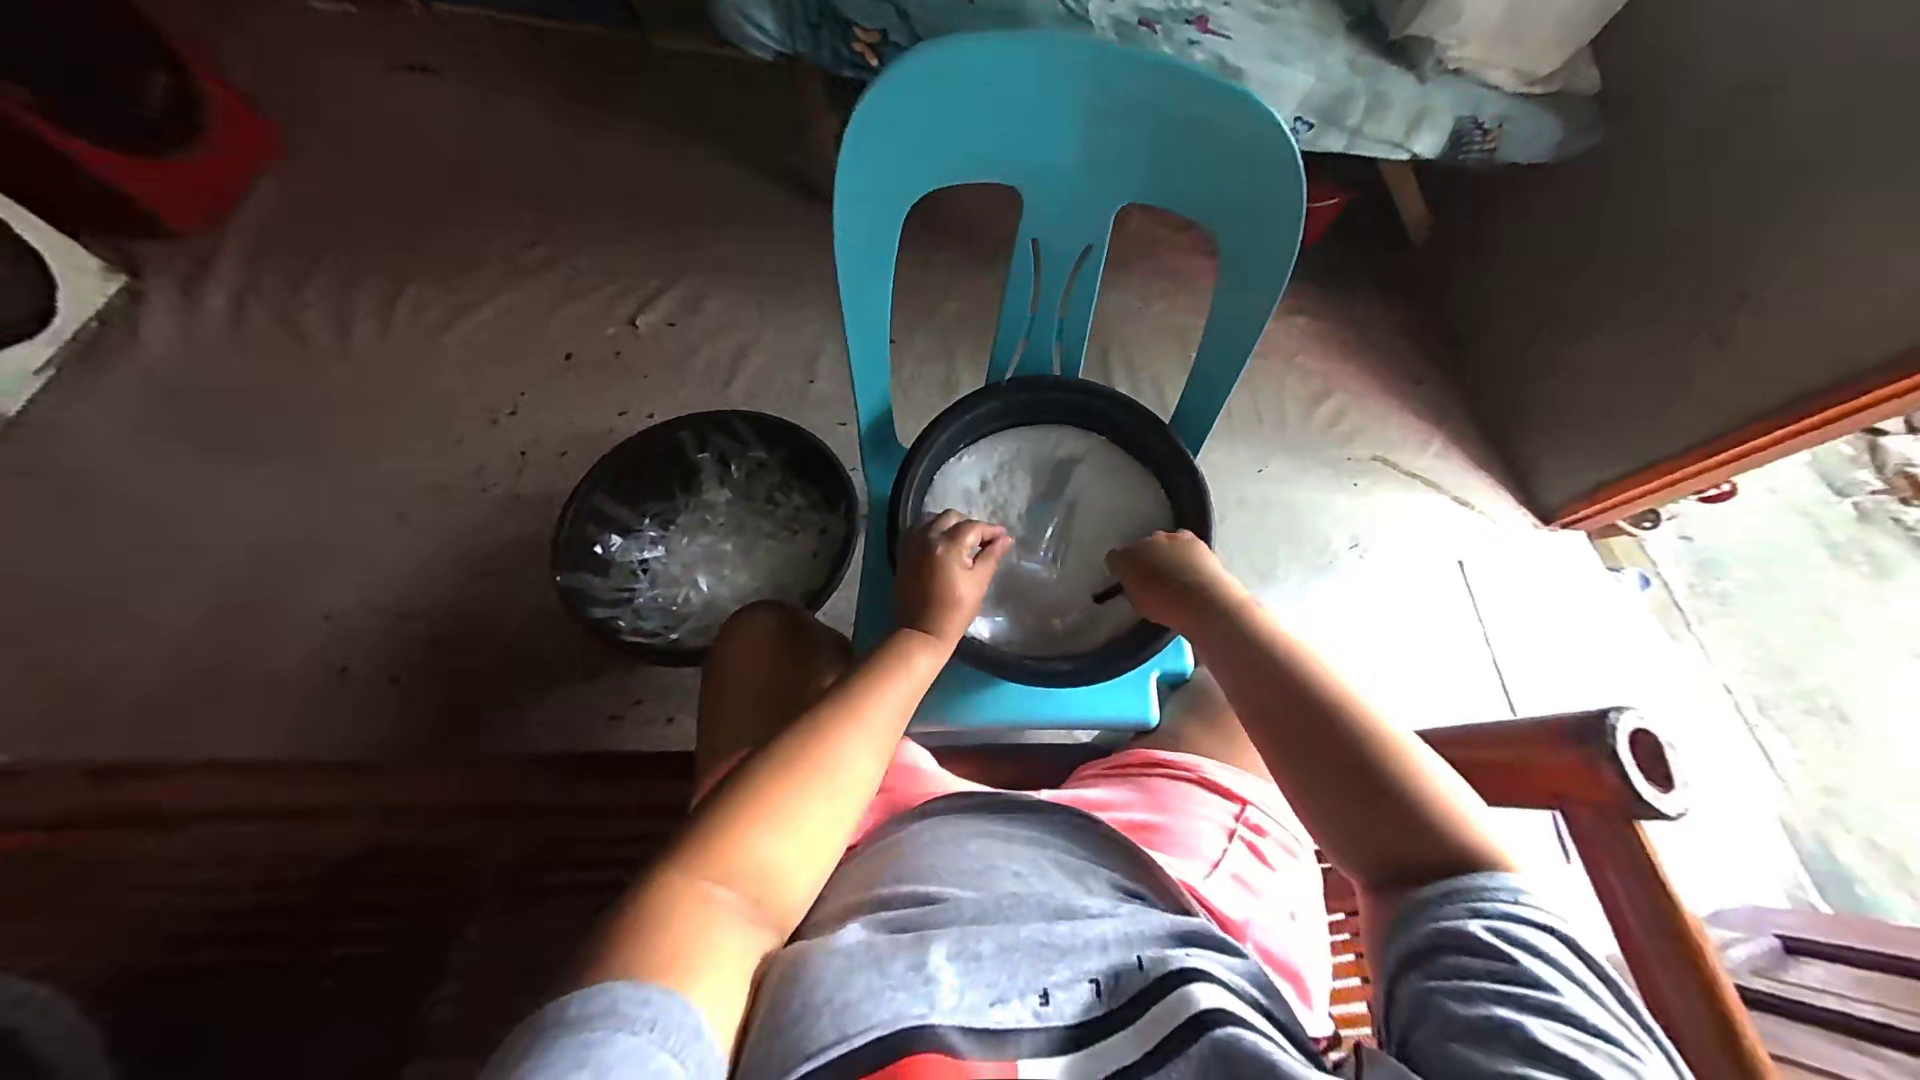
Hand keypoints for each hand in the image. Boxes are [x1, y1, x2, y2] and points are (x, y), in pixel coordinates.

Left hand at [896, 510, 1011, 645]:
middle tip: (981, 540)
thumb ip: (991, 556)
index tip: (1003, 536)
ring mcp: (911, 544)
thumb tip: (1005, 538)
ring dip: (948, 524)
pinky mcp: (903, 553)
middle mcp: (926, 537)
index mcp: (947, 545)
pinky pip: (917, 530)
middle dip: (969, 524)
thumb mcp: (979, 582)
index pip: (972, 527)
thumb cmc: (955, 610)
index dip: (990, 530)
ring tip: (960, 540)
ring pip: (931, 519)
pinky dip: (931, 531)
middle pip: (951, 517)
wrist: (922, 632)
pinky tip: (940, 544)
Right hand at [1105, 530, 1246, 631]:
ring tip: (1174, 572)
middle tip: (1152, 576)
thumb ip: (1132, 586)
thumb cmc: (1166, 607)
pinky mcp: (1190, 538)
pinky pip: (1181, 540)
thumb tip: (1136, 582)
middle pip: (1138, 548)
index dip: (1119, 568)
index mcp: (1125, 559)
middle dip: (1142, 559)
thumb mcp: (1138, 603)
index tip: (1126, 577)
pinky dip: (1182, 550)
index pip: (1114, 558)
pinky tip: (1189, 565)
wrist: (1203, 600)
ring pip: (1160, 542)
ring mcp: (1167, 538)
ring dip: (1162, 553)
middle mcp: (1143, 543)